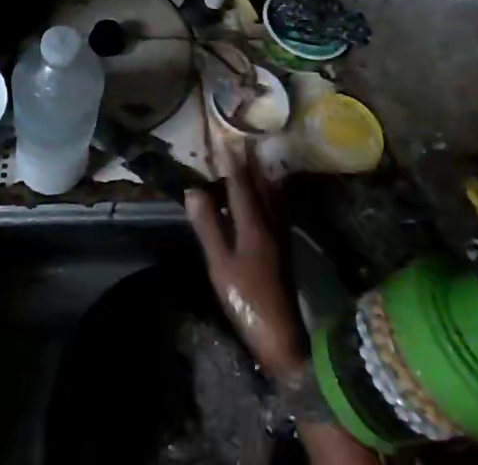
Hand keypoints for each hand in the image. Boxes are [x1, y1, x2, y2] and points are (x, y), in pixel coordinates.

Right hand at [184, 145, 306, 379]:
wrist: (281, 338)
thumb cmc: (245, 300)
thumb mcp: (219, 264)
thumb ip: (207, 226)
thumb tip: (194, 191)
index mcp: (254, 226)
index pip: (241, 185)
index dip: (230, 161)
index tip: (222, 138)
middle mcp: (272, 224)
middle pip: (262, 185)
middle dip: (251, 162)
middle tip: (241, 139)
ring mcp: (280, 236)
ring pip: (274, 195)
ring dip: (263, 174)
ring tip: (255, 157)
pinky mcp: (283, 247)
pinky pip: (277, 206)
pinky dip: (269, 191)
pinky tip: (265, 194)